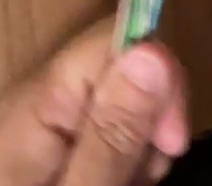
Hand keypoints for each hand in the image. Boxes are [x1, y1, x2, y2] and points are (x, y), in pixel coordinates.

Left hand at [0, 19, 190, 185]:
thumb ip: (112, 133)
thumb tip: (153, 48)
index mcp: (38, 103)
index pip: (114, 41)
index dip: (157, 75)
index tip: (173, 142)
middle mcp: (38, 103)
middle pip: (120, 71)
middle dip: (150, 120)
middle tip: (146, 181)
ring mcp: (41, 132)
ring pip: (119, 106)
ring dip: (139, 148)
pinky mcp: (47, 158)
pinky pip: (103, 137)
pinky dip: (121, 166)